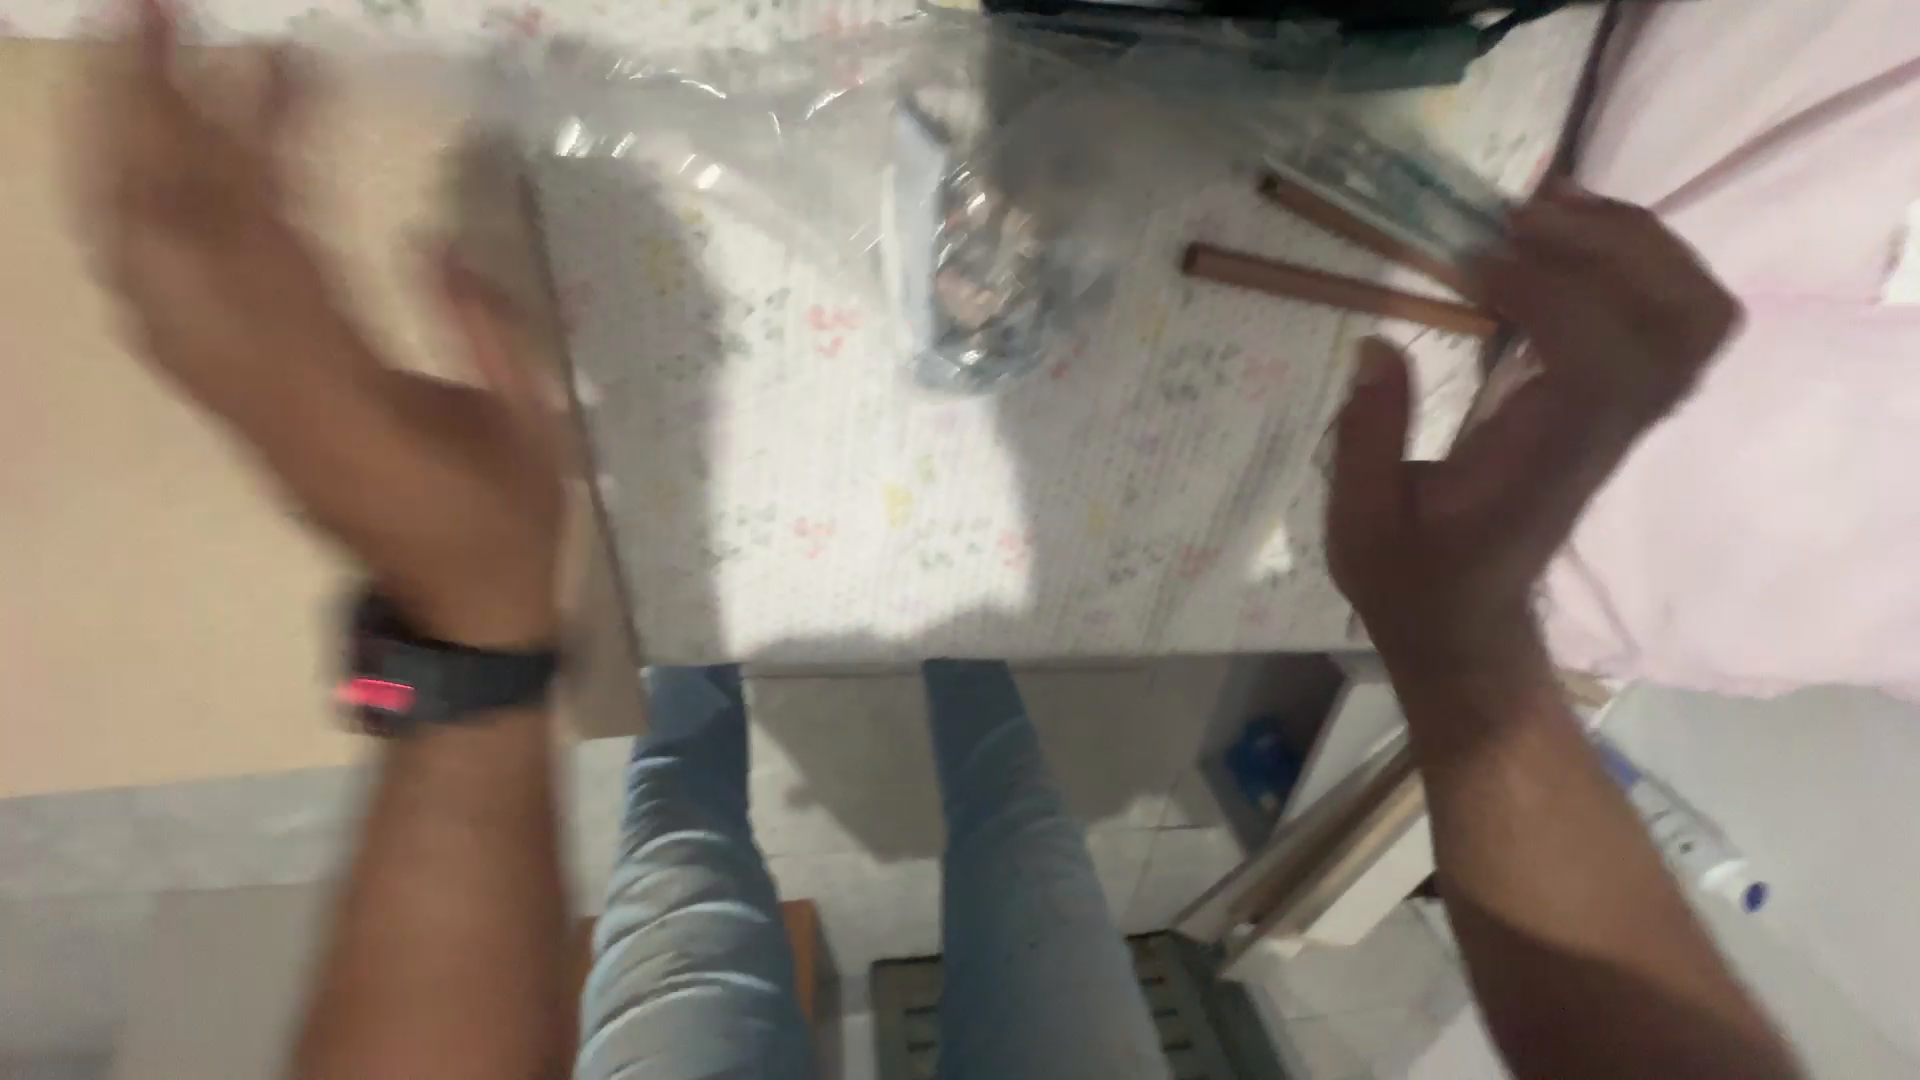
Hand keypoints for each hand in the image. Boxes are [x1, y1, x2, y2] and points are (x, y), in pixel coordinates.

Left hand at [81, 1, 564, 647]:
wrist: (457, 608)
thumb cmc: (509, 522)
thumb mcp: (535, 429)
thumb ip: (490, 333)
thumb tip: (431, 239)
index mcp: (351, 396)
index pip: (273, 242)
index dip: (259, 140)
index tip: (280, 60)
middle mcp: (264, 392)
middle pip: (166, 237)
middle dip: (149, 114)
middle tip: (160, 16)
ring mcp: (234, 405)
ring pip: (135, 267)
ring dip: (118, 158)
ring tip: (137, 72)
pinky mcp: (232, 414)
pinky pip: (153, 309)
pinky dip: (134, 228)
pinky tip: (149, 180)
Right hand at [1326, 182, 1740, 674]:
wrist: (1463, 621)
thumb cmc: (1408, 578)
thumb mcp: (1359, 520)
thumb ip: (1368, 435)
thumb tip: (1375, 343)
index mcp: (1541, 465)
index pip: (1601, 361)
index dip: (1554, 294)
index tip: (1474, 261)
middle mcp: (1601, 435)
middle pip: (1679, 322)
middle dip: (1614, 246)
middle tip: (1521, 211)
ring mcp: (1617, 422)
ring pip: (1690, 316)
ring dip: (1634, 247)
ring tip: (1548, 212)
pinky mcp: (1608, 411)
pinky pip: (1663, 324)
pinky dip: (1631, 269)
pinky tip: (1561, 249)